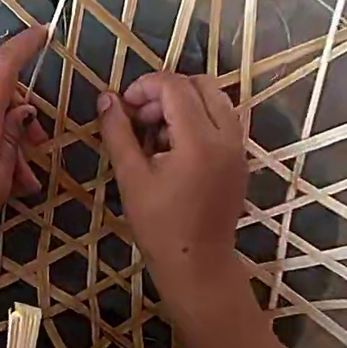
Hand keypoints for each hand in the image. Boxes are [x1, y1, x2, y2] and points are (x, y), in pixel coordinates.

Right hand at [97, 72, 248, 315]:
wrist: (197, 263)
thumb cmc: (159, 224)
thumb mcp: (130, 176)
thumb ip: (117, 132)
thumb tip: (106, 98)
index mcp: (200, 140)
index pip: (175, 87)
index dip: (144, 86)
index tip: (123, 106)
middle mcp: (227, 136)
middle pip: (201, 84)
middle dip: (166, 91)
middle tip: (141, 118)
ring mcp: (239, 147)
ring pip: (215, 99)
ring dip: (183, 103)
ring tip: (157, 132)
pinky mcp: (240, 158)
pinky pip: (223, 119)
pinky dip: (198, 118)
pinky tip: (174, 147)